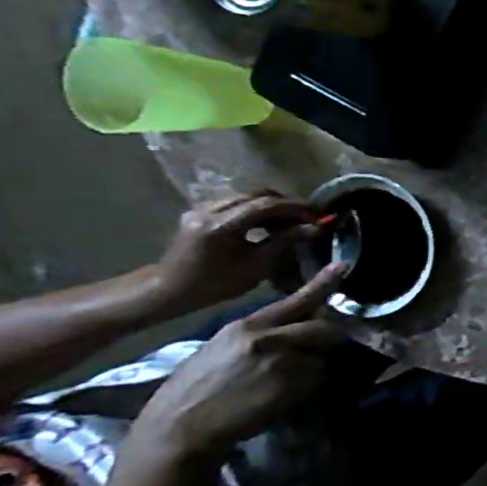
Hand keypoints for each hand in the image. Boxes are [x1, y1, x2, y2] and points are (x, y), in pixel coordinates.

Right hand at [126, 264, 347, 462]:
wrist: (176, 431)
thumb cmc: (192, 390)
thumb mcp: (220, 348)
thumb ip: (261, 332)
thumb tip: (298, 322)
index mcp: (246, 327)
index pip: (295, 301)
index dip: (323, 284)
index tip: (344, 266)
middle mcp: (269, 338)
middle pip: (324, 328)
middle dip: (324, 339)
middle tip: (308, 353)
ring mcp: (284, 361)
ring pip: (321, 356)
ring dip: (311, 367)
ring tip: (277, 382)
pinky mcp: (294, 384)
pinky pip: (316, 378)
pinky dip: (306, 386)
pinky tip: (277, 396)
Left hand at [152, 191, 319, 312]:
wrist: (168, 290)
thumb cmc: (215, 283)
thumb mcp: (257, 266)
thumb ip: (286, 241)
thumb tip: (315, 227)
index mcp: (220, 225)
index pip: (267, 204)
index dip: (298, 207)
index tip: (319, 215)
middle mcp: (208, 211)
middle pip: (258, 195)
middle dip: (287, 204)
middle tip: (306, 217)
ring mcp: (200, 209)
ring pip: (247, 196)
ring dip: (273, 205)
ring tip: (289, 220)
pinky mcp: (199, 212)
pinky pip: (235, 201)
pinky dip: (256, 208)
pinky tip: (266, 222)